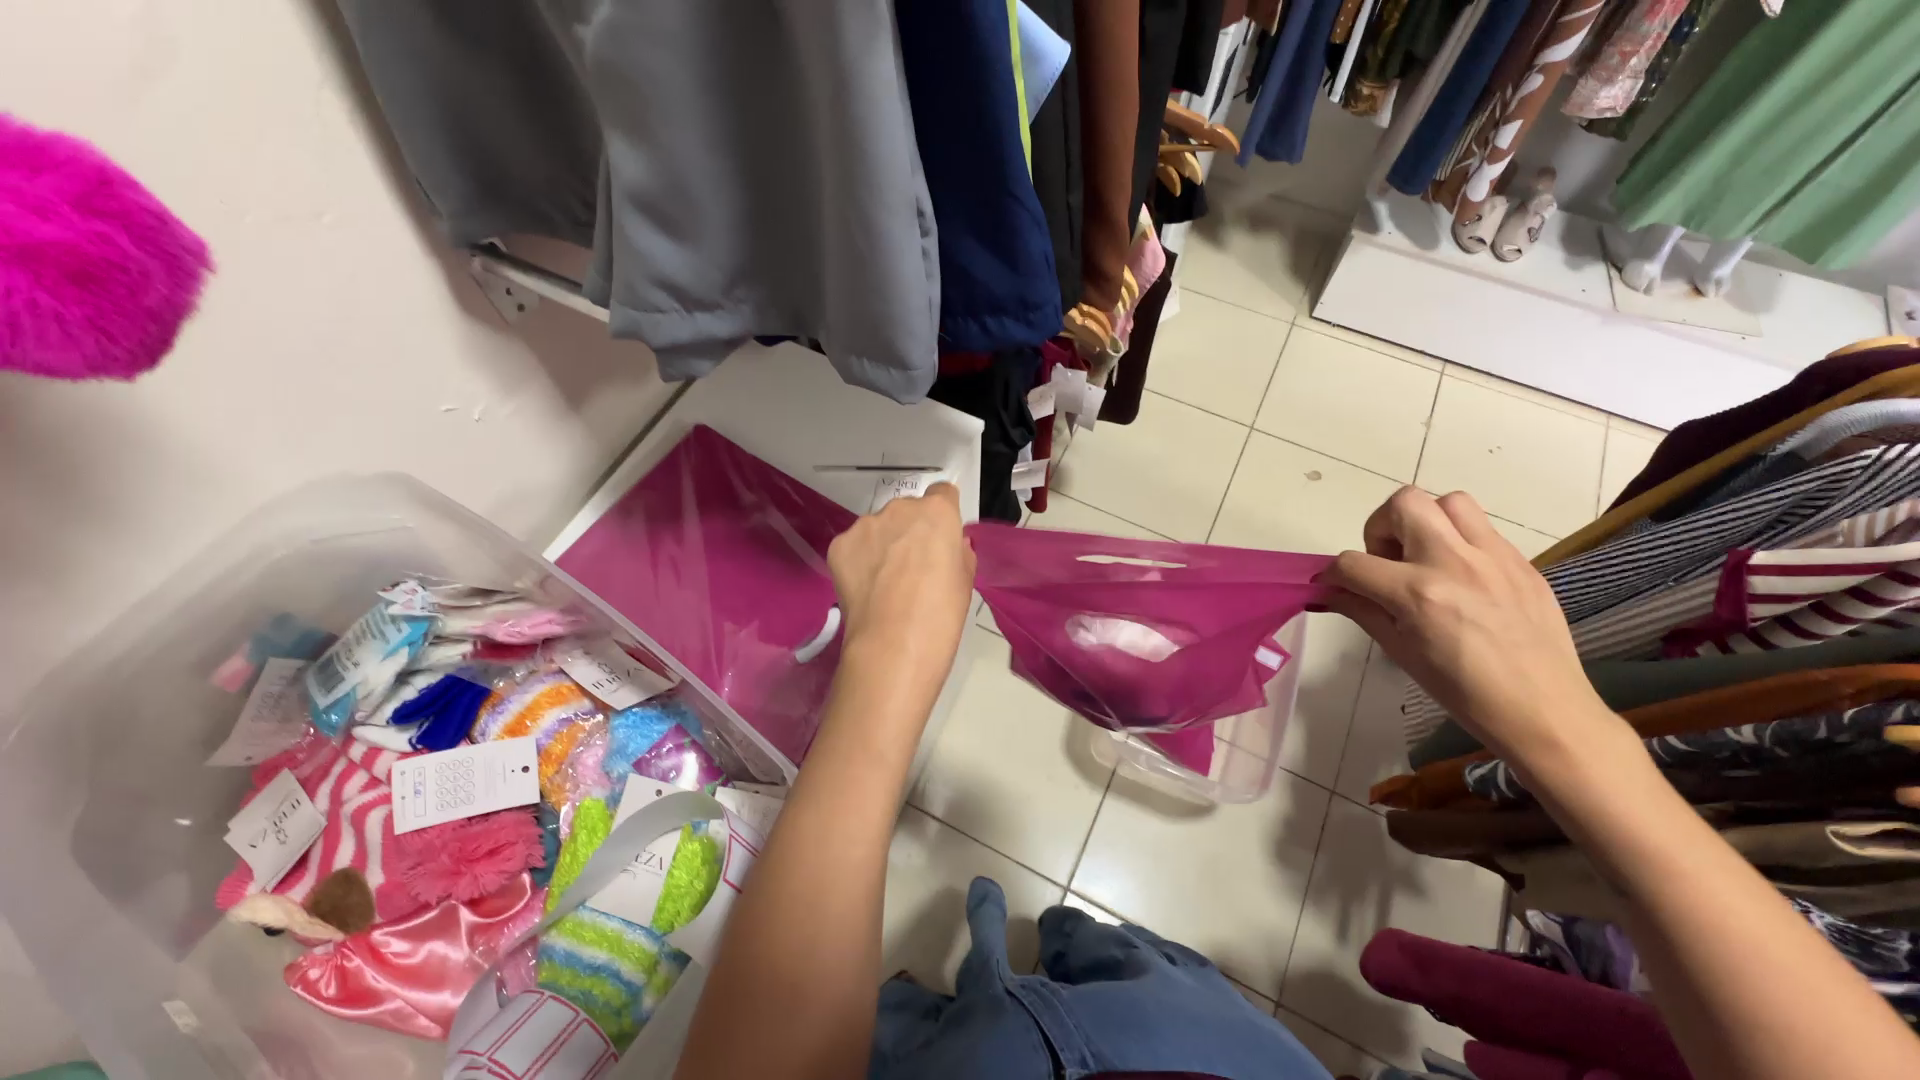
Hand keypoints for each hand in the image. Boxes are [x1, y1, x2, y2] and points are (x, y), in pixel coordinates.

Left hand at [826, 483, 975, 693]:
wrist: (892, 645)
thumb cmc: (941, 615)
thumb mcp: (965, 581)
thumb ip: (958, 553)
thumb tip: (950, 546)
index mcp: (937, 512)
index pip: (943, 494)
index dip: (943, 516)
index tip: (941, 539)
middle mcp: (899, 509)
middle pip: (907, 511)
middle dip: (910, 531)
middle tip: (912, 568)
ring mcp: (864, 525)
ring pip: (878, 528)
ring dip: (882, 545)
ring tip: (885, 584)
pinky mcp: (839, 546)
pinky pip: (854, 546)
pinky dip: (859, 561)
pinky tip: (866, 589)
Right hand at [1318, 486, 1619, 763]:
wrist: (1542, 709)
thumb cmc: (1462, 691)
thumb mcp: (1400, 652)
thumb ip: (1362, 610)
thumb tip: (1330, 590)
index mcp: (1418, 594)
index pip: (1353, 562)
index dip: (1335, 574)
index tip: (1340, 586)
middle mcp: (1454, 563)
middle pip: (1404, 503)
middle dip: (1382, 526)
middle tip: (1389, 561)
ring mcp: (1494, 557)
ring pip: (1449, 501)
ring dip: (1427, 521)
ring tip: (1427, 558)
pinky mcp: (1522, 561)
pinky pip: (1483, 528)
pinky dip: (1461, 541)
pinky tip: (1464, 579)